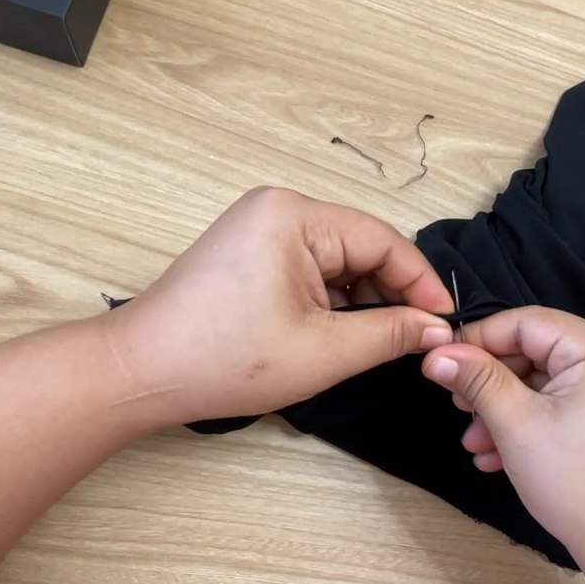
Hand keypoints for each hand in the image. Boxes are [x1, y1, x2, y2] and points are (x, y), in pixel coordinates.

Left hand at [101, 187, 453, 426]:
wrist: (139, 373)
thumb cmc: (222, 359)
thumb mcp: (325, 352)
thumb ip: (391, 333)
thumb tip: (438, 328)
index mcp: (295, 217)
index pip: (384, 242)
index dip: (422, 284)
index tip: (445, 323)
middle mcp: (279, 209)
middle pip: (364, 247)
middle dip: (393, 293)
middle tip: (417, 337)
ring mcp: (263, 228)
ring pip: (342, 260)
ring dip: (365, 299)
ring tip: (378, 340)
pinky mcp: (253, 251)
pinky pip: (315, 268)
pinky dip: (336, 299)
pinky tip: (342, 331)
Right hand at [420, 307, 584, 569]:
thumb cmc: (577, 483)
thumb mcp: (517, 425)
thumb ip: (477, 380)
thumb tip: (436, 352)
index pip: (527, 322)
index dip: (479, 339)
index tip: (439, 364)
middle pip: (535, 351)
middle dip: (491, 382)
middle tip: (456, 406)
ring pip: (543, 383)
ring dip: (503, 409)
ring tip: (473, 443)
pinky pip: (561, 405)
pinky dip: (528, 424)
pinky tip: (495, 457)